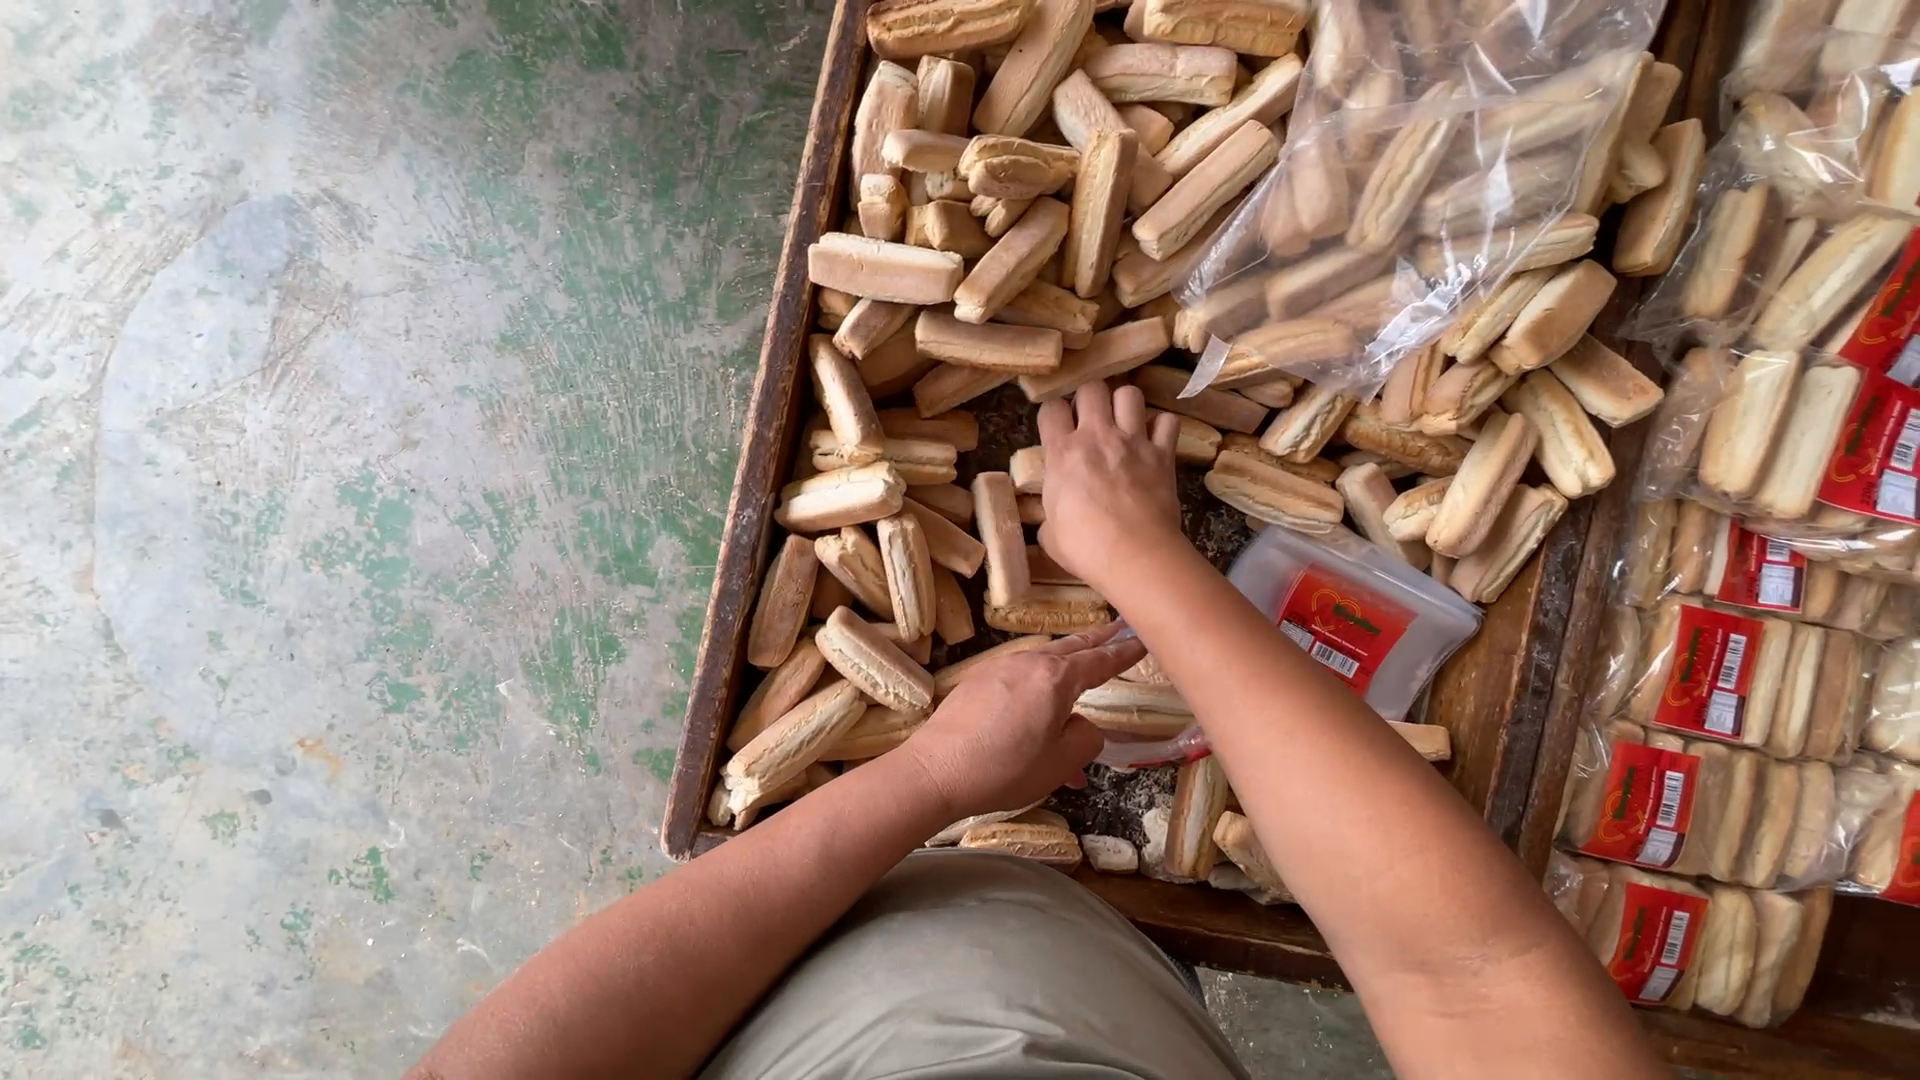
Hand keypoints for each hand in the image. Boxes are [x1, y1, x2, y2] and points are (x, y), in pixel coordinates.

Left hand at [898, 624, 1146, 822]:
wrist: (936, 770)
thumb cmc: (1004, 769)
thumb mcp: (1060, 763)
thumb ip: (1085, 738)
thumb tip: (1079, 724)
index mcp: (1056, 679)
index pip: (1101, 661)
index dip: (1124, 652)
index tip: (1142, 638)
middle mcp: (1029, 663)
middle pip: (1072, 647)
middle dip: (1098, 639)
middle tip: (1119, 628)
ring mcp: (999, 668)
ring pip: (1043, 659)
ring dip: (1066, 662)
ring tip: (1082, 663)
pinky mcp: (977, 679)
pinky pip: (1019, 676)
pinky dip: (1037, 683)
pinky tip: (1037, 707)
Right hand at [1036, 380, 1183, 590]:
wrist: (1134, 555)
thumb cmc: (1084, 548)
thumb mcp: (1050, 533)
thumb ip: (1050, 513)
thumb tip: (1053, 517)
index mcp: (1062, 453)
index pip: (1050, 409)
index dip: (1052, 415)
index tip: (1057, 429)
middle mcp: (1097, 437)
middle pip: (1092, 388)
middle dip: (1089, 399)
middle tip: (1091, 421)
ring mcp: (1133, 442)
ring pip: (1129, 393)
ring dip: (1124, 405)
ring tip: (1123, 423)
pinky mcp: (1163, 454)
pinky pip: (1167, 421)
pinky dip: (1161, 427)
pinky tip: (1154, 440)